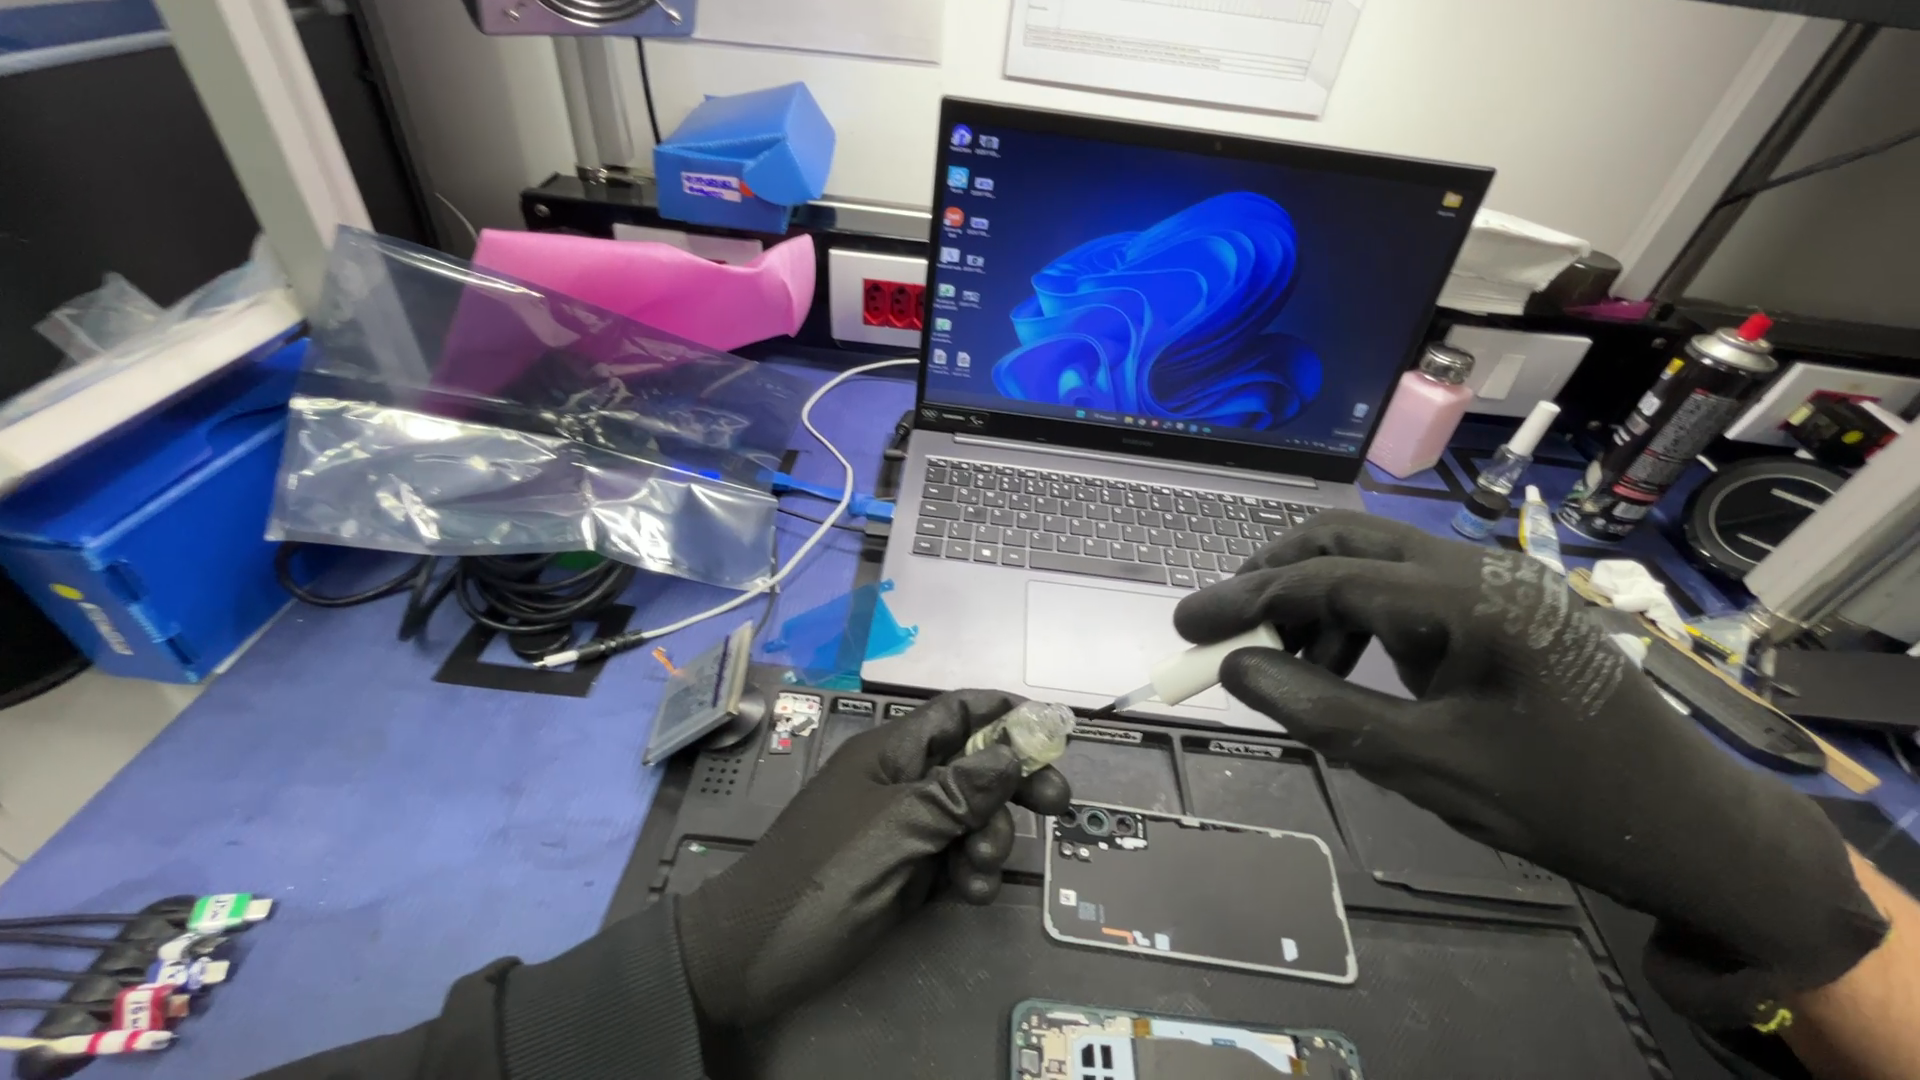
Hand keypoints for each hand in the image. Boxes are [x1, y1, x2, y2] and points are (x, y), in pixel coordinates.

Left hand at [675, 690, 1070, 1028]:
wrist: (756, 952)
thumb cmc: (824, 874)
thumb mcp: (898, 827)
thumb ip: (960, 789)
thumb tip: (1014, 751)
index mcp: (892, 752)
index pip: (956, 712)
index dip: (1003, 713)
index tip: (1051, 729)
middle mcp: (903, 782)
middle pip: (974, 766)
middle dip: (1015, 782)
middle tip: (1059, 803)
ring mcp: (904, 829)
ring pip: (970, 817)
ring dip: (988, 838)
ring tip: (979, 867)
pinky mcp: (905, 872)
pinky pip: (953, 859)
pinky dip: (968, 871)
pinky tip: (967, 891)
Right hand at [1176, 511, 1886, 1027]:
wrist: (1687, 828)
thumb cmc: (1554, 800)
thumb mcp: (1420, 763)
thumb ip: (1317, 707)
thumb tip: (1234, 666)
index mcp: (1465, 599)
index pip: (1325, 577)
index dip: (1245, 600)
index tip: (1186, 626)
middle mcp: (1474, 568)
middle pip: (1342, 538)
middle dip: (1272, 576)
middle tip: (1227, 626)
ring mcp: (1488, 581)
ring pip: (1367, 557)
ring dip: (1310, 597)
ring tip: (1283, 660)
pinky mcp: (1492, 604)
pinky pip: (1398, 588)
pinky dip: (1350, 615)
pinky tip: (1338, 662)